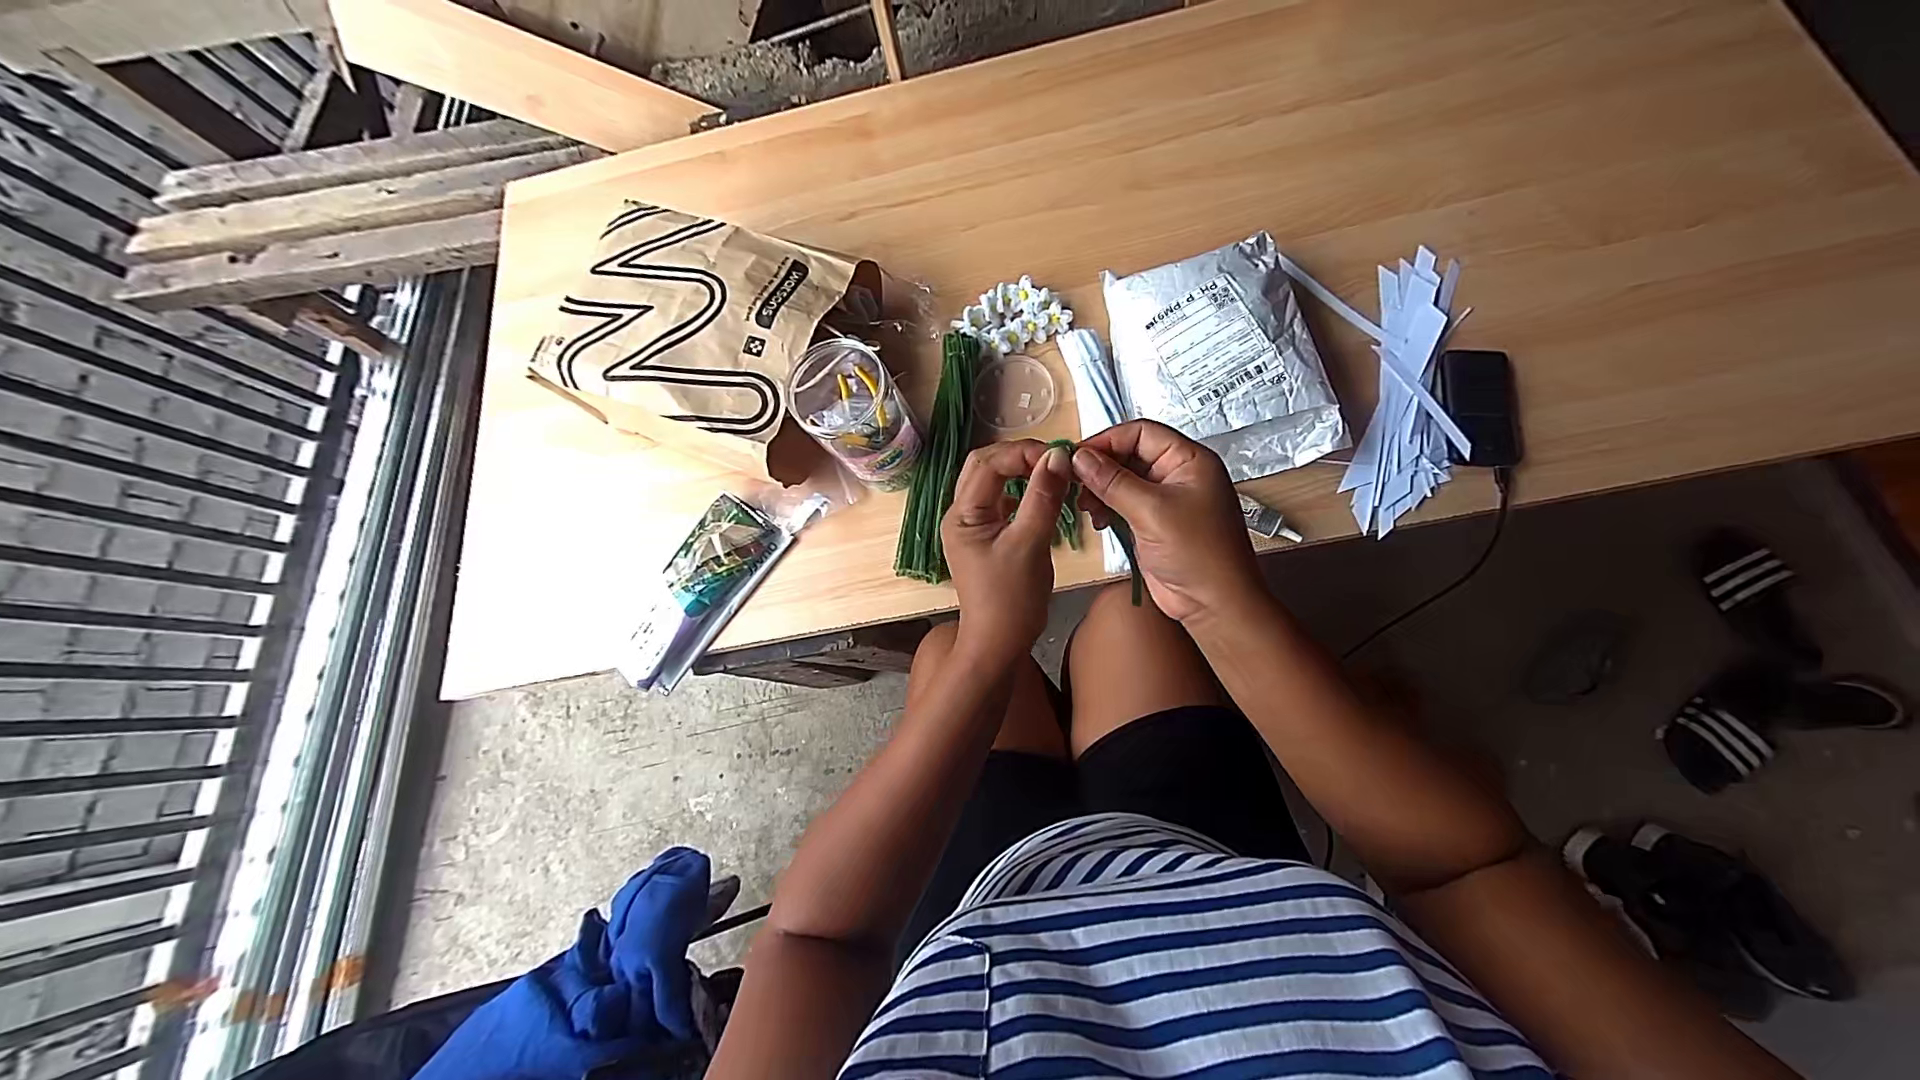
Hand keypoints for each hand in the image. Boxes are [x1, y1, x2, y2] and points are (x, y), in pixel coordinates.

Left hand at [941, 440, 1072, 666]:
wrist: (998, 644)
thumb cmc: (1010, 600)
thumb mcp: (1030, 544)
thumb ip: (1043, 498)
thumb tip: (1058, 456)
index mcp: (962, 515)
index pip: (988, 464)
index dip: (1023, 453)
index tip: (1058, 457)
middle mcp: (960, 515)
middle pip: (985, 466)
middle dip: (1019, 457)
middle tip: (1055, 461)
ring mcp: (972, 526)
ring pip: (993, 482)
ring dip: (1021, 472)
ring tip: (1053, 473)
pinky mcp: (987, 537)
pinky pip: (1002, 501)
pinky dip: (1022, 492)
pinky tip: (1044, 495)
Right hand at [1072, 420, 1264, 623]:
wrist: (1215, 604)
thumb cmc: (1199, 554)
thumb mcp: (1151, 511)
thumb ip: (1113, 481)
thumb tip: (1080, 457)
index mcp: (1189, 460)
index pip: (1141, 433)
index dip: (1107, 440)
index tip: (1077, 456)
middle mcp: (1178, 474)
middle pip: (1130, 454)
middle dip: (1100, 467)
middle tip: (1074, 482)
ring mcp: (1166, 499)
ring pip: (1123, 480)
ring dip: (1100, 489)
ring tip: (1085, 505)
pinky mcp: (1154, 522)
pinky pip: (1124, 503)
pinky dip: (1106, 507)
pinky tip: (1097, 519)